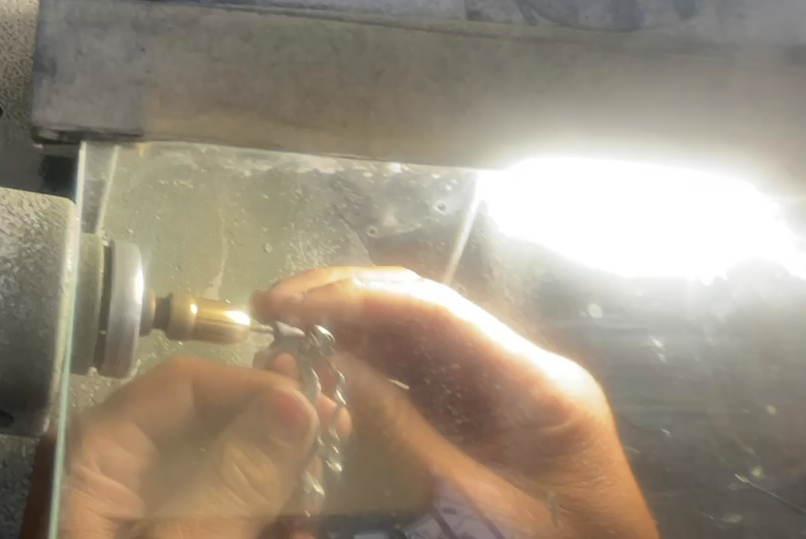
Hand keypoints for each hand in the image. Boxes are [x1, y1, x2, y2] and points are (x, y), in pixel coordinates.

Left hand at [52, 356, 318, 538]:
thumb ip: (233, 482)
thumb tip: (295, 401)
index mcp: (95, 451)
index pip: (180, 385)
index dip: (251, 385)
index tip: (316, 402)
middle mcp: (113, 467)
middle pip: (204, 425)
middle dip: (273, 432)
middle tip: (338, 434)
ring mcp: (136, 508)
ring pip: (219, 472)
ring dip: (278, 480)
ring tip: (330, 484)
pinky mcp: (160, 533)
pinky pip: (215, 511)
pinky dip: (259, 517)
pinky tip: (302, 523)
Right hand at [255, 266, 657, 538]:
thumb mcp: (470, 509)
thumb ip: (397, 432)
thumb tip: (324, 360)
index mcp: (536, 382)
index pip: (432, 308)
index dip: (352, 296)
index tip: (288, 305)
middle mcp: (512, 366)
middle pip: (415, 304)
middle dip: (337, 296)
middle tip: (270, 305)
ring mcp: (492, 386)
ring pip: (403, 328)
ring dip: (339, 320)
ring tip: (280, 321)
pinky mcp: (472, 411)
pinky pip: (405, 368)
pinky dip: (356, 358)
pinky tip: (316, 358)